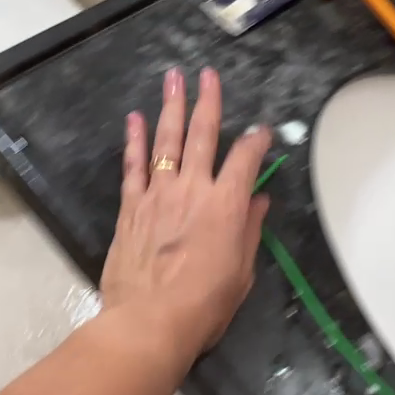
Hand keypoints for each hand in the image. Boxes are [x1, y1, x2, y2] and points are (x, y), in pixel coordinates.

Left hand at [102, 68, 272, 362]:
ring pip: (167, 140)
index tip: (262, 131)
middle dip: (208, 101)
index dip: (257, 140)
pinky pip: (133, 165)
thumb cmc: (204, 304)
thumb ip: (249, 230)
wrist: (150, 321)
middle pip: (202, 134)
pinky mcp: (132, 205)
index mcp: (226, 204)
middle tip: (207, 73)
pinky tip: (135, 117)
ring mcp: (159, 193)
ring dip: (171, 107)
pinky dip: (134, 140)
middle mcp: (193, 188)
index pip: (245, 158)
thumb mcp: (241, 271)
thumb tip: (258, 201)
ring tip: (174, 78)